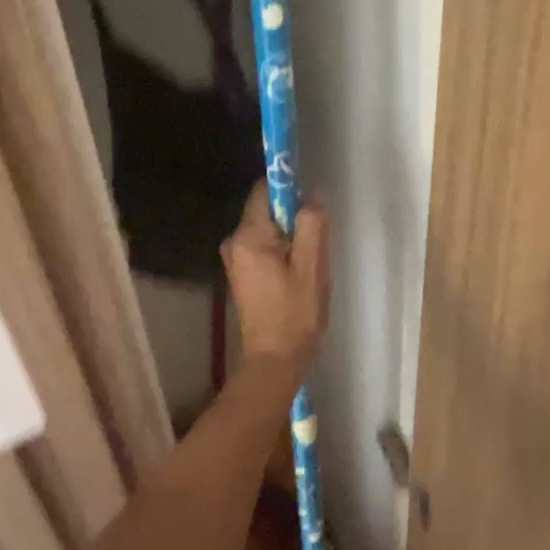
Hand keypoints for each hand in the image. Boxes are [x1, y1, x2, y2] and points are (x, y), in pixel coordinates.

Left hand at [221, 181, 329, 376]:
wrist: (275, 360)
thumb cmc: (295, 313)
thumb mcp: (312, 266)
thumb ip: (312, 225)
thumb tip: (311, 195)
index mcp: (247, 236)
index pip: (265, 190)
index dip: (289, 189)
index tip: (311, 202)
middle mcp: (233, 242)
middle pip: (267, 210)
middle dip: (293, 219)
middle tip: (315, 244)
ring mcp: (235, 260)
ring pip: (268, 230)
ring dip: (290, 238)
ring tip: (308, 265)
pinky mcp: (241, 275)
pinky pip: (263, 248)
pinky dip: (281, 253)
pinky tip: (297, 276)